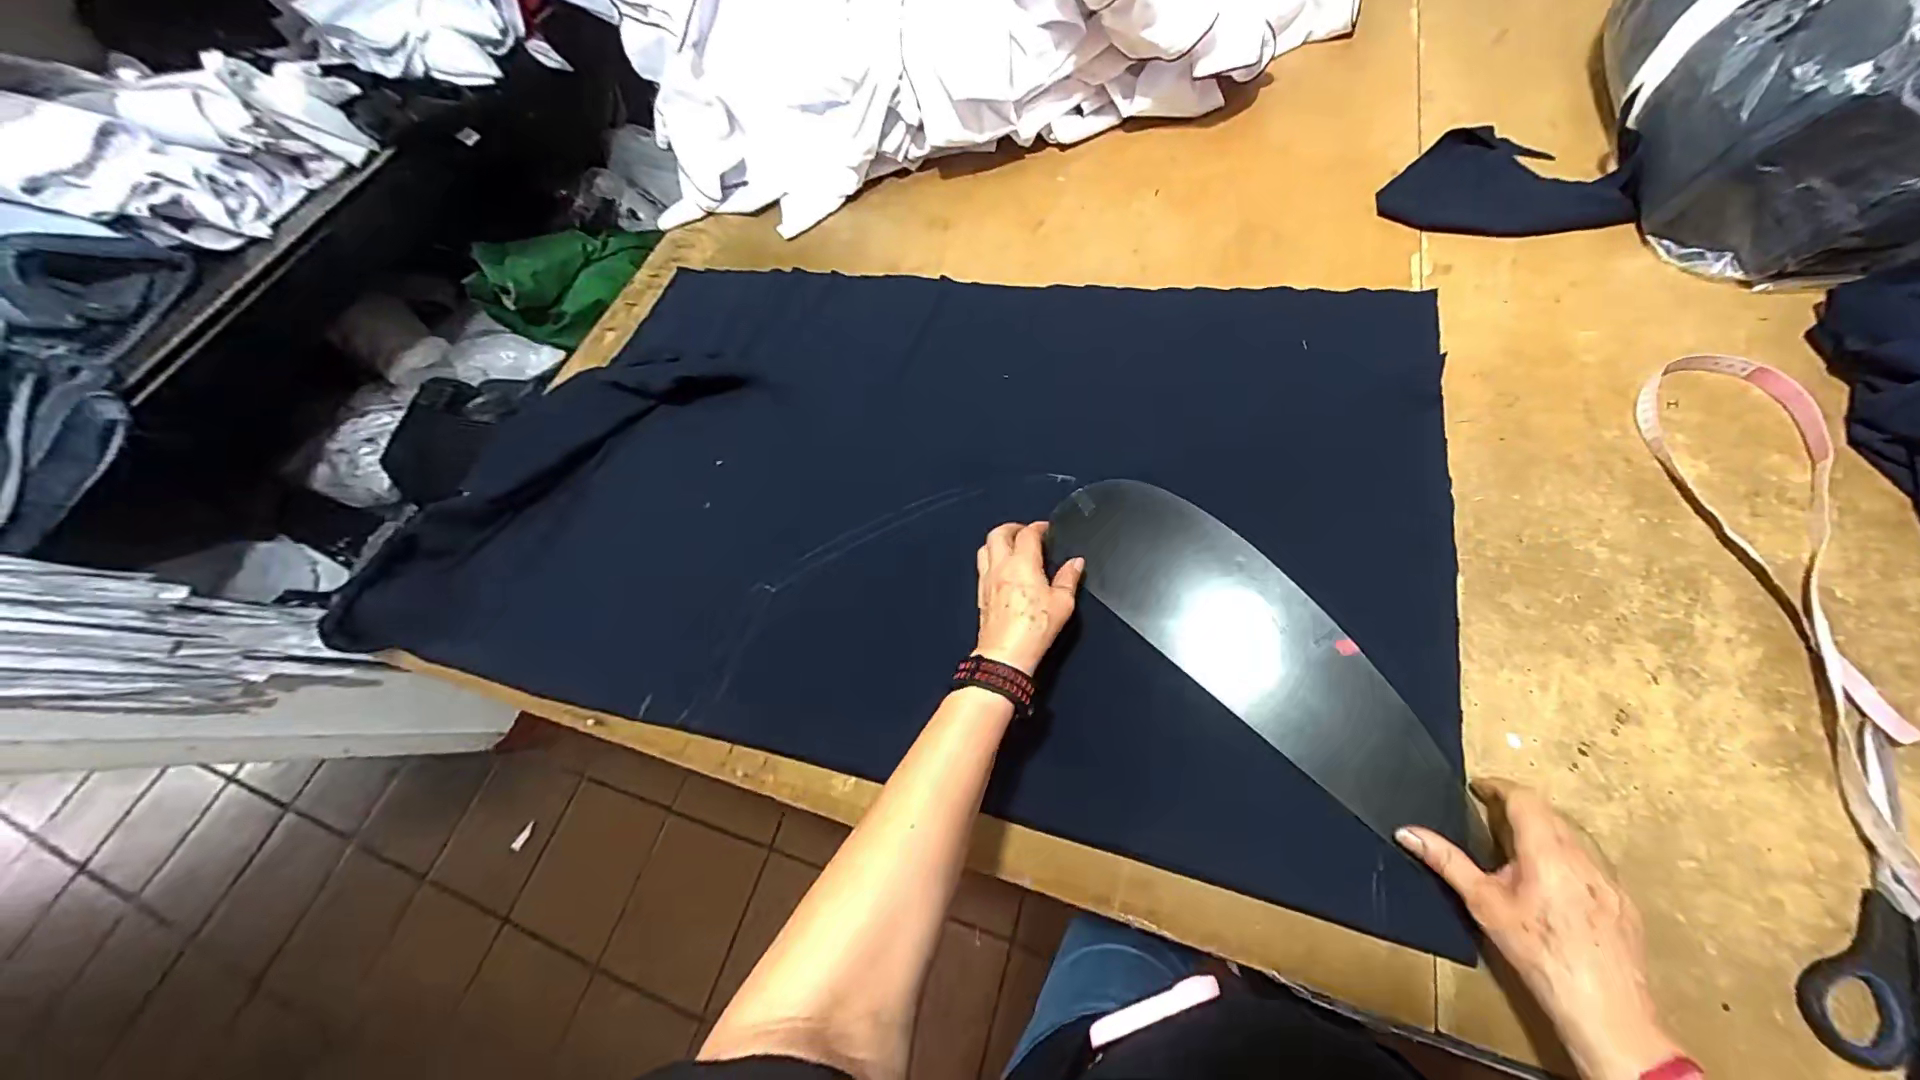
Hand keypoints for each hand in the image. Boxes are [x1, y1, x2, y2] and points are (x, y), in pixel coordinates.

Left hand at [974, 522, 1083, 675]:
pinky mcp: (981, 594)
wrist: (1005, 654)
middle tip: (1025, 531)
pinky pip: (982, 566)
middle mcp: (1000, 567)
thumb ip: (1068, 578)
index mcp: (1022, 564)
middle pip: (998, 533)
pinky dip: (991, 559)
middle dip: (1013, 527)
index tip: (1045, 529)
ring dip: (998, 541)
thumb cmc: (1033, 630)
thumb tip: (1075, 563)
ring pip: (985, 547)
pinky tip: (1002, 569)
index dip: (1038, 527)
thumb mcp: (1062, 603)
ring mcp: (987, 580)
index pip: (1028, 533)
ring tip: (1011, 545)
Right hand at [1397, 780, 1683, 1079]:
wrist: (1604, 1010)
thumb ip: (1446, 861)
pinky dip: (1567, 857)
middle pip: (1551, 814)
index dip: (1499, 787)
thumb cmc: (1538, 953)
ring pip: (1575, 838)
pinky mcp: (1625, 904)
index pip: (1525, 799)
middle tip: (1490, 811)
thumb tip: (1407, 832)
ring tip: (1517, 845)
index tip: (1479, 788)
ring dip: (1544, 830)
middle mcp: (1584, 860)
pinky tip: (1553, 882)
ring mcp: (1609, 882)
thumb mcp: (1482, 903)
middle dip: (1519, 807)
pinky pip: (1593, 865)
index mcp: (1547, 853)